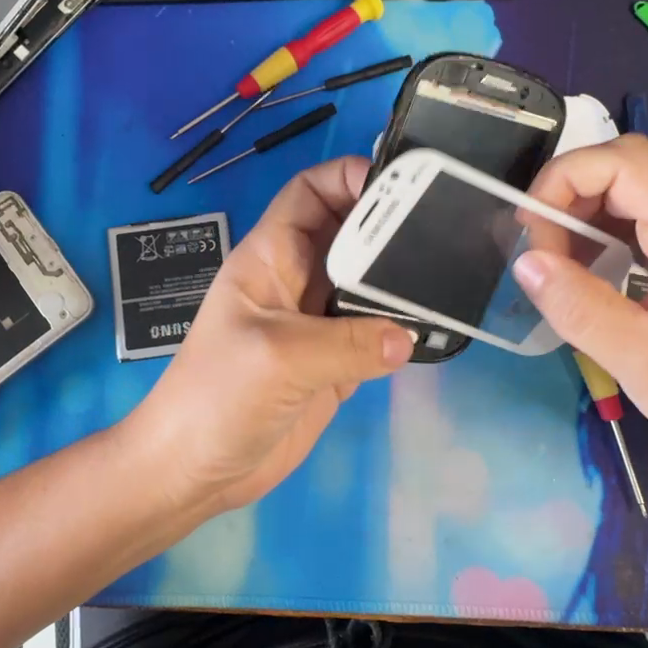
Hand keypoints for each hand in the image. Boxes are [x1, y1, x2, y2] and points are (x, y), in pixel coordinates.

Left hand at [124, 157, 413, 516]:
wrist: (195, 469)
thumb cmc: (218, 395)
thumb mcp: (279, 357)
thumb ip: (348, 343)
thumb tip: (409, 337)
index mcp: (270, 257)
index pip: (310, 193)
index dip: (349, 177)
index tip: (402, 184)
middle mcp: (297, 280)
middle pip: (349, 234)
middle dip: (390, 225)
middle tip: (447, 227)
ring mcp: (317, 323)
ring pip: (367, 283)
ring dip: (402, 280)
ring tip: (452, 276)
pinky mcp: (335, 364)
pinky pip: (376, 333)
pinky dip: (403, 330)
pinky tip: (435, 330)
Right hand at [510, 135, 647, 513]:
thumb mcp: (647, 366)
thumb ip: (582, 309)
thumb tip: (525, 261)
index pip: (624, 162)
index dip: (564, 180)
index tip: (533, 235)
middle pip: (627, 168)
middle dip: (569, 198)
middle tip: (541, 256)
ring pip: (635, 191)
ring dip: (585, 218)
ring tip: (560, 272)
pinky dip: (608, 236)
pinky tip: (593, 277)